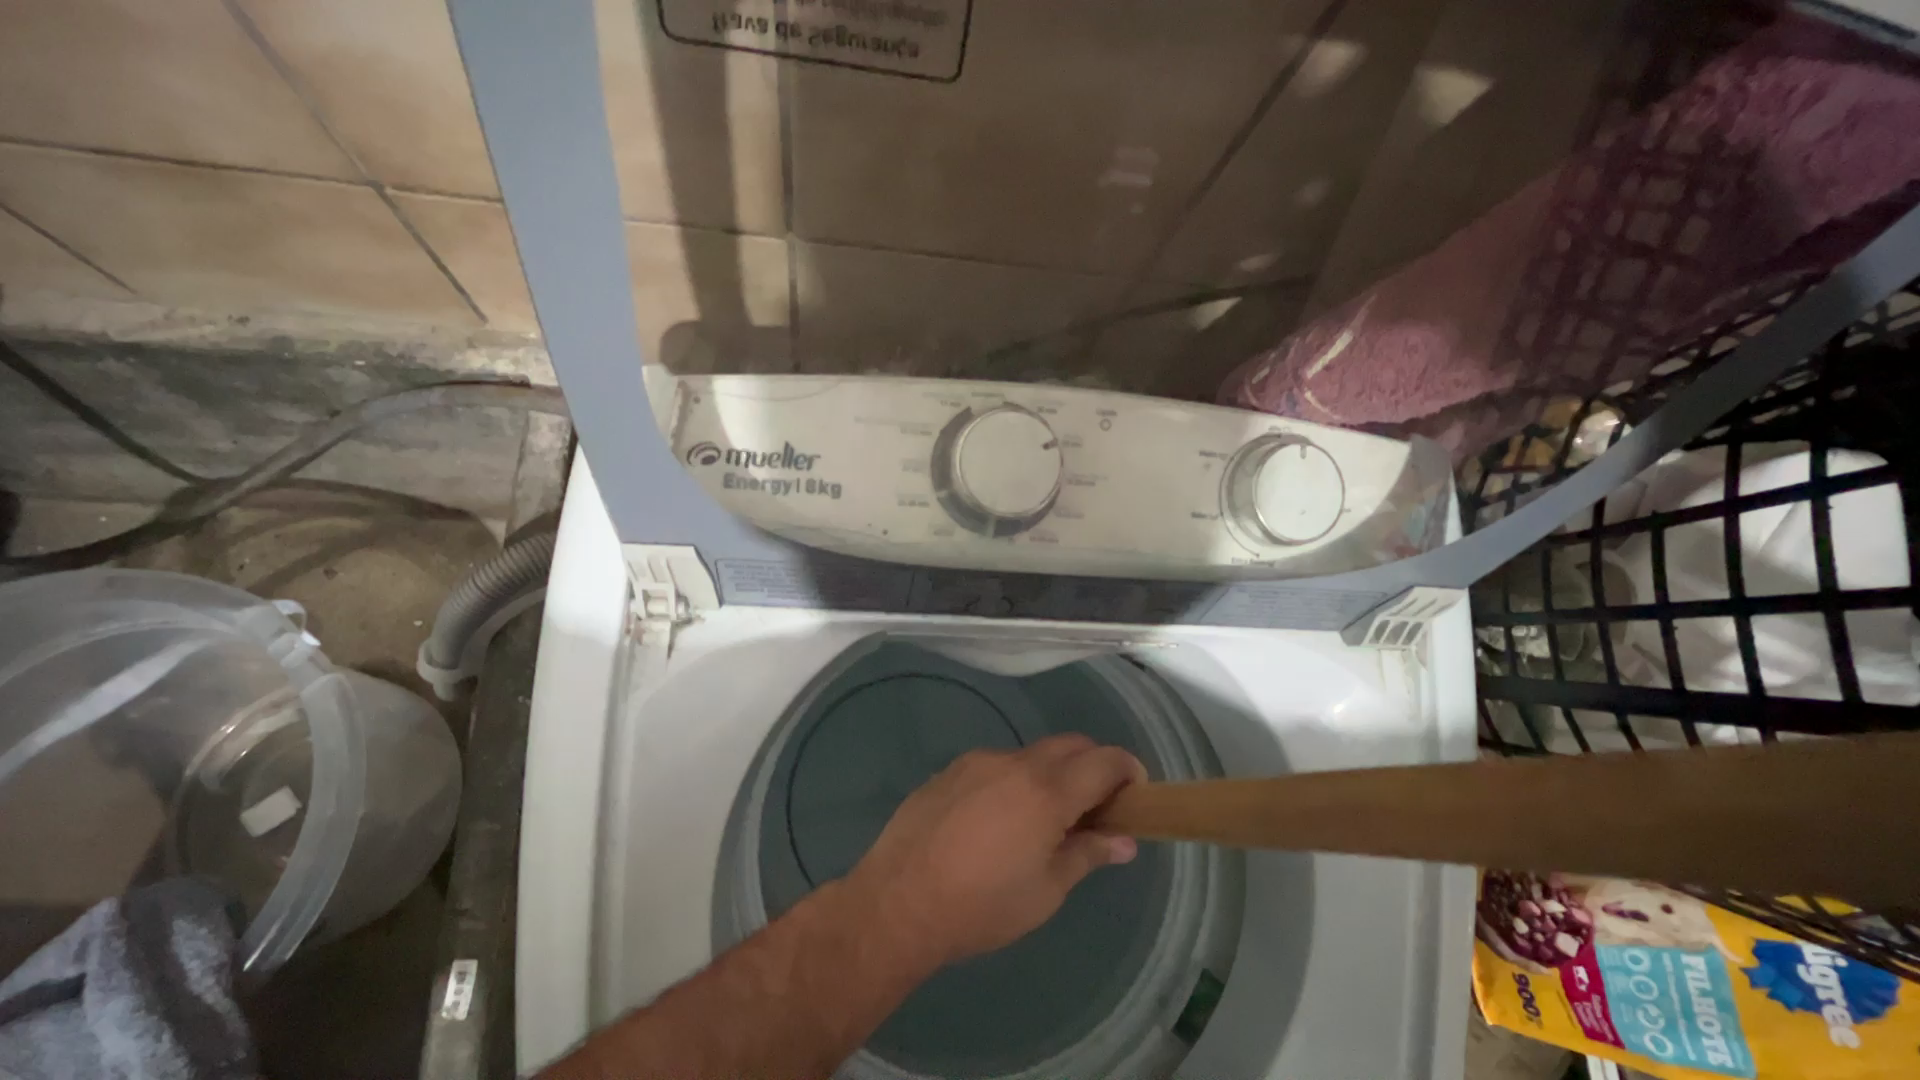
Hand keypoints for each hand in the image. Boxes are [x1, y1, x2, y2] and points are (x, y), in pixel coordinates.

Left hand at [843, 734, 1145, 970]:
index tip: (1135, 796)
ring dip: (1050, 775)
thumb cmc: (981, 906)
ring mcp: (976, 763)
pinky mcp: (947, 772)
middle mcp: (1014, 764)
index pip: (1105, 760)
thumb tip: (1123, 841)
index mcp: (1047, 791)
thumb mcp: (1046, 891)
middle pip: (1070, 746)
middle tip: (1095, 810)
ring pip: (1030, 755)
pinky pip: (994, 765)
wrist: (897, 903)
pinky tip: (996, 823)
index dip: (1128, 771)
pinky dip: (1013, 781)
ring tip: (1042, 822)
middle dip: (1093, 767)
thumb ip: (1087, 855)